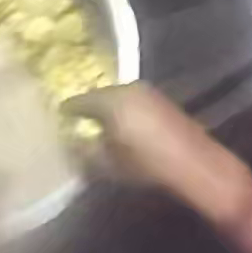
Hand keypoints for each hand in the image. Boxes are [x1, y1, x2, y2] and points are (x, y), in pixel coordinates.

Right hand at [66, 82, 251, 227]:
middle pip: (99, 94)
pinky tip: (122, 125)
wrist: (193, 162)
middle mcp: (127, 87)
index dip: (67, 110)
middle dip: (88, 107)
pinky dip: (123, 108)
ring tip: (97, 125)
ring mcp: (146, 90)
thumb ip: (83, 151)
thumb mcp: (106, 165)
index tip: (57, 117)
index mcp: (110, 100)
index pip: (79, 100)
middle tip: (76, 121)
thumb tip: (70, 141)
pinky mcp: (160, 98)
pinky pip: (132, 99)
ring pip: (117, 95)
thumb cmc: (146, 165)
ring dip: (107, 107)